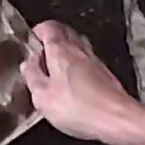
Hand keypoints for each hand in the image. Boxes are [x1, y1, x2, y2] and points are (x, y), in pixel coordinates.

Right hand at [19, 20, 144, 144]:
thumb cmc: (77, 107)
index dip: (38, 32)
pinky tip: (73, 83)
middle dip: (51, 40)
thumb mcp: (43, 97)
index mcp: (60, 49)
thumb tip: (27, 64)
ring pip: (77, 45)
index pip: (49, 26)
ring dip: (66, 52)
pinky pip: (87, 60)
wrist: (117, 119)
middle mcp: (78, 48)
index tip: (31, 45)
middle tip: (41, 58)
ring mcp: (94, 59)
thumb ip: (32, 77)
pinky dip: (77, 64)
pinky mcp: (105, 73)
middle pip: (65, 32)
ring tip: (55, 71)